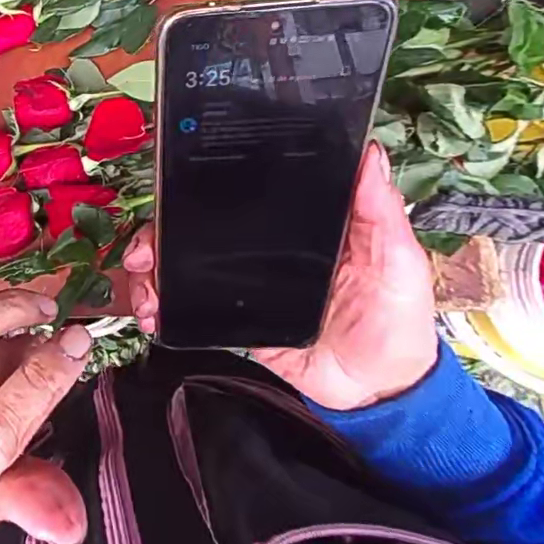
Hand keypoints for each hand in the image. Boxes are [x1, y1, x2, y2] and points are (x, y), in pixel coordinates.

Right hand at [124, 142, 438, 410]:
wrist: (378, 390)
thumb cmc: (396, 318)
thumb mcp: (398, 258)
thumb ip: (380, 211)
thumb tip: (369, 152)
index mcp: (305, 221)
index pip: (252, 188)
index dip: (213, 179)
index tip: (182, 179)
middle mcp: (271, 244)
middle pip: (206, 223)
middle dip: (166, 226)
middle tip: (148, 243)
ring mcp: (250, 280)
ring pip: (190, 261)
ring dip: (158, 265)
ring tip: (144, 279)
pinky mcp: (239, 317)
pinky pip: (193, 306)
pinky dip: (166, 305)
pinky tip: (153, 311)